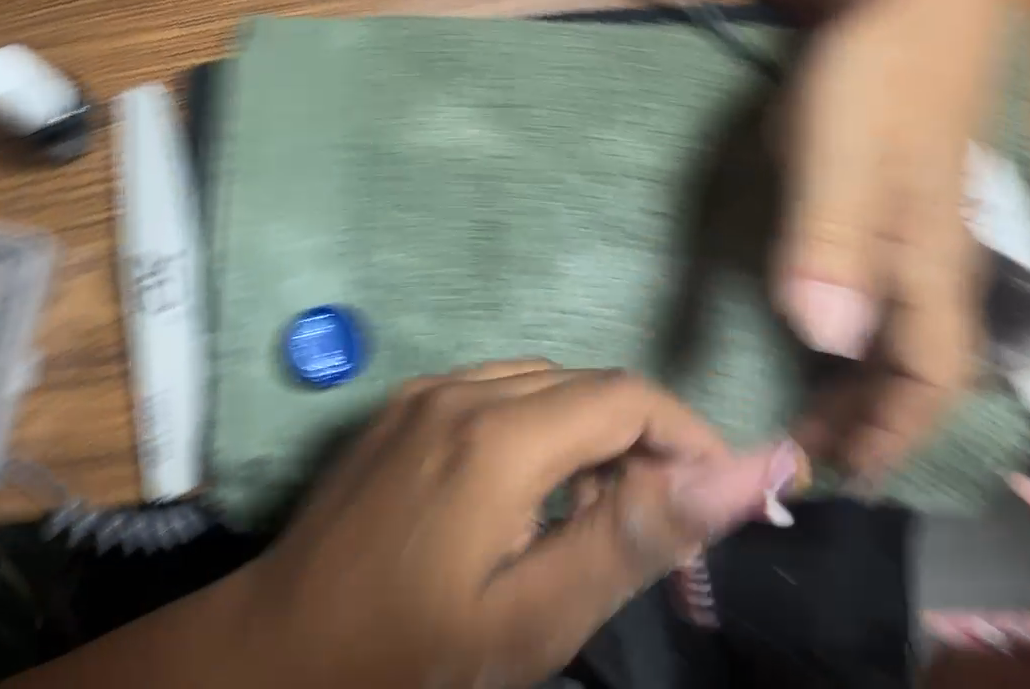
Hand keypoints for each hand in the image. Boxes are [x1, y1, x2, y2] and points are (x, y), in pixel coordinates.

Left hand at [229, 363, 802, 687]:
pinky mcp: (394, 409)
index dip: (689, 439)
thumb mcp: (536, 614)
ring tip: (595, 514)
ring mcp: (416, 393)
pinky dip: (530, 424)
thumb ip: (635, 536)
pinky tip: (525, 490)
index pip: (625, 396)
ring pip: (534, 382)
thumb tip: (742, 474)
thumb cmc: (413, 646)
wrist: (287, 637)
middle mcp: (454, 391)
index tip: (718, 505)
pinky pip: (485, 392)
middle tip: (656, 527)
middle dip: (640, 440)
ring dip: (584, 430)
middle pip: (580, 384)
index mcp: (494, 436)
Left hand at [770, 0, 1006, 483]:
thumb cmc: (873, 77)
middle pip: (911, 363)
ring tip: (804, 406)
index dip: (886, 431)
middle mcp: (924, 253)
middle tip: (806, 451)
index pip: (924, 375)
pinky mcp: (876, 193)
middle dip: (866, 416)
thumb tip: (825, 340)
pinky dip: (845, 324)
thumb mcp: (841, 159)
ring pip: (894, 328)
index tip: (835, 474)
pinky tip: (813, 322)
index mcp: (925, 259)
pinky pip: (872, 287)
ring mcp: (904, 223)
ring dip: (854, 377)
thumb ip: (830, 243)